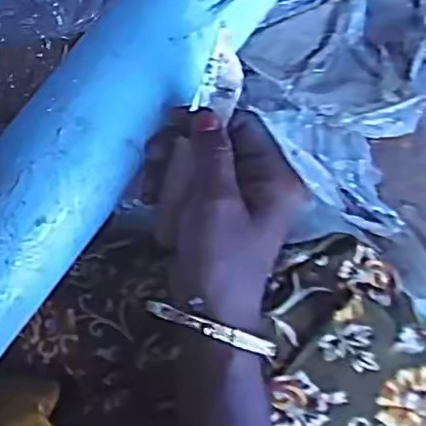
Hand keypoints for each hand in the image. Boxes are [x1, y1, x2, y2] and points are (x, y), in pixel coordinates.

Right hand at [151, 109, 305, 329]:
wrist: (208, 311)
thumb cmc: (218, 256)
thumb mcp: (215, 200)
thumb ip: (211, 153)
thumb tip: (206, 114)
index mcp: (275, 176)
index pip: (244, 126)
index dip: (208, 120)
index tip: (171, 121)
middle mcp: (259, 182)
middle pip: (216, 143)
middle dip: (181, 148)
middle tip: (153, 156)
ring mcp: (235, 198)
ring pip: (198, 162)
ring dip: (169, 169)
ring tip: (150, 188)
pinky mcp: (213, 211)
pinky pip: (190, 184)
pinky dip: (169, 188)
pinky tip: (152, 199)